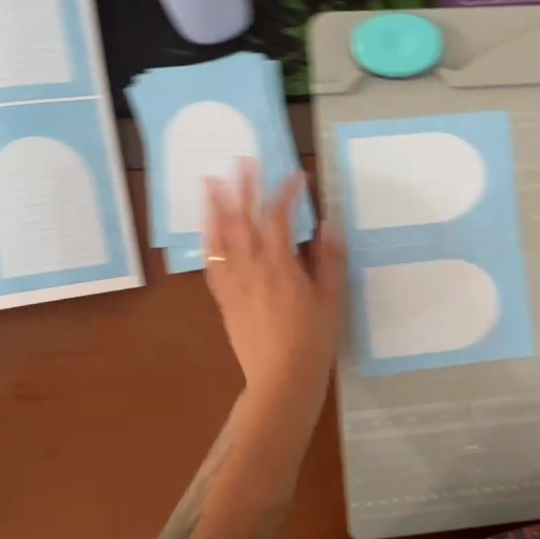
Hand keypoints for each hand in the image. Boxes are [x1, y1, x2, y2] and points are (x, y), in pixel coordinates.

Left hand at [202, 161, 345, 397]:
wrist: (282, 378)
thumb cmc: (314, 339)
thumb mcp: (332, 299)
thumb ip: (329, 260)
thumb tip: (327, 226)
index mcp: (280, 265)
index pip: (279, 218)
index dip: (286, 192)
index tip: (297, 175)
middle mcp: (252, 268)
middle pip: (243, 220)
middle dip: (242, 187)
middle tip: (240, 160)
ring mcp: (234, 284)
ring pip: (220, 238)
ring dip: (214, 208)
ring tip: (209, 183)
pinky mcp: (224, 300)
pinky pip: (212, 265)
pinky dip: (208, 244)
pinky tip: (206, 233)